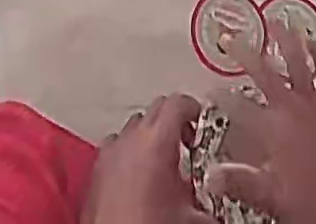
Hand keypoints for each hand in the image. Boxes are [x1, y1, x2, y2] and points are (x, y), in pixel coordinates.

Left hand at [80, 95, 210, 223]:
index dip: (194, 111)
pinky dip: (129, 153)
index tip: (202, 125)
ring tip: (164, 164)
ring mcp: (110, 154)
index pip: (178, 103)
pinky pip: (117, 147)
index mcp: (157, 141)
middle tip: (189, 144)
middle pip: (157, 109)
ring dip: (151, 137)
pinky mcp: (95, 173)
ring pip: (135, 126)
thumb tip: (220, 193)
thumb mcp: (194, 215)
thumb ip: (209, 191)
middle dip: (175, 122)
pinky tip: (139, 179)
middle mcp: (130, 140)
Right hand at [207, 31, 315, 223]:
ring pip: (297, 61)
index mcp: (274, 130)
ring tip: (274, 21)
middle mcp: (292, 108)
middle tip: (230, 38)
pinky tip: (312, 41)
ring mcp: (314, 103)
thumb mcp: (273, 199)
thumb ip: (241, 182)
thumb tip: (210, 175)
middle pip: (264, 72)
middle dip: (244, 53)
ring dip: (285, 40)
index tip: (209, 90)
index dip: (221, 97)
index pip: (238, 107)